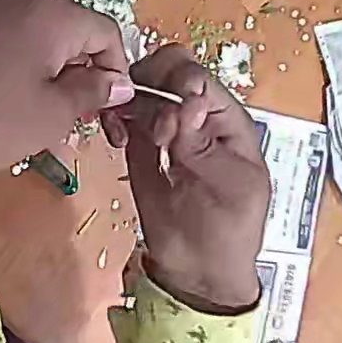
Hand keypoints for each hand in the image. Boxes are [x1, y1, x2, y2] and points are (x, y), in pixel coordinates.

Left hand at [0, 0, 133, 183]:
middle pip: (73, 27)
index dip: (116, 67)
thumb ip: (95, 90)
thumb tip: (119, 82)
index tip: (111, 103)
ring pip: (42, 30)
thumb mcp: (55, 113)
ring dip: (54, 62)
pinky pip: (11, 31)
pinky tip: (13, 88)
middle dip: (84, 67)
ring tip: (46, 103)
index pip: (105, 31)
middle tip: (81, 111)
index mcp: (52, 15)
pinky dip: (24, 55)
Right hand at [99, 45, 268, 313]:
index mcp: (226, 119)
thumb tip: (186, 101)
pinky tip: (117, 137)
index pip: (199, 77)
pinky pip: (125, 111)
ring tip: (124, 134)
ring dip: (129, 100)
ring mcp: (166, 123)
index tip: (167, 122)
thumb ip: (203, 144)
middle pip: (168, 69)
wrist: (196, 273)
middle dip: (150, 87)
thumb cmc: (224, 232)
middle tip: (148, 129)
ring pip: (141, 85)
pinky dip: (115, 115)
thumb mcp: (226, 189)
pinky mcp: (141, 139)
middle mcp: (195, 112)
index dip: (179, 87)